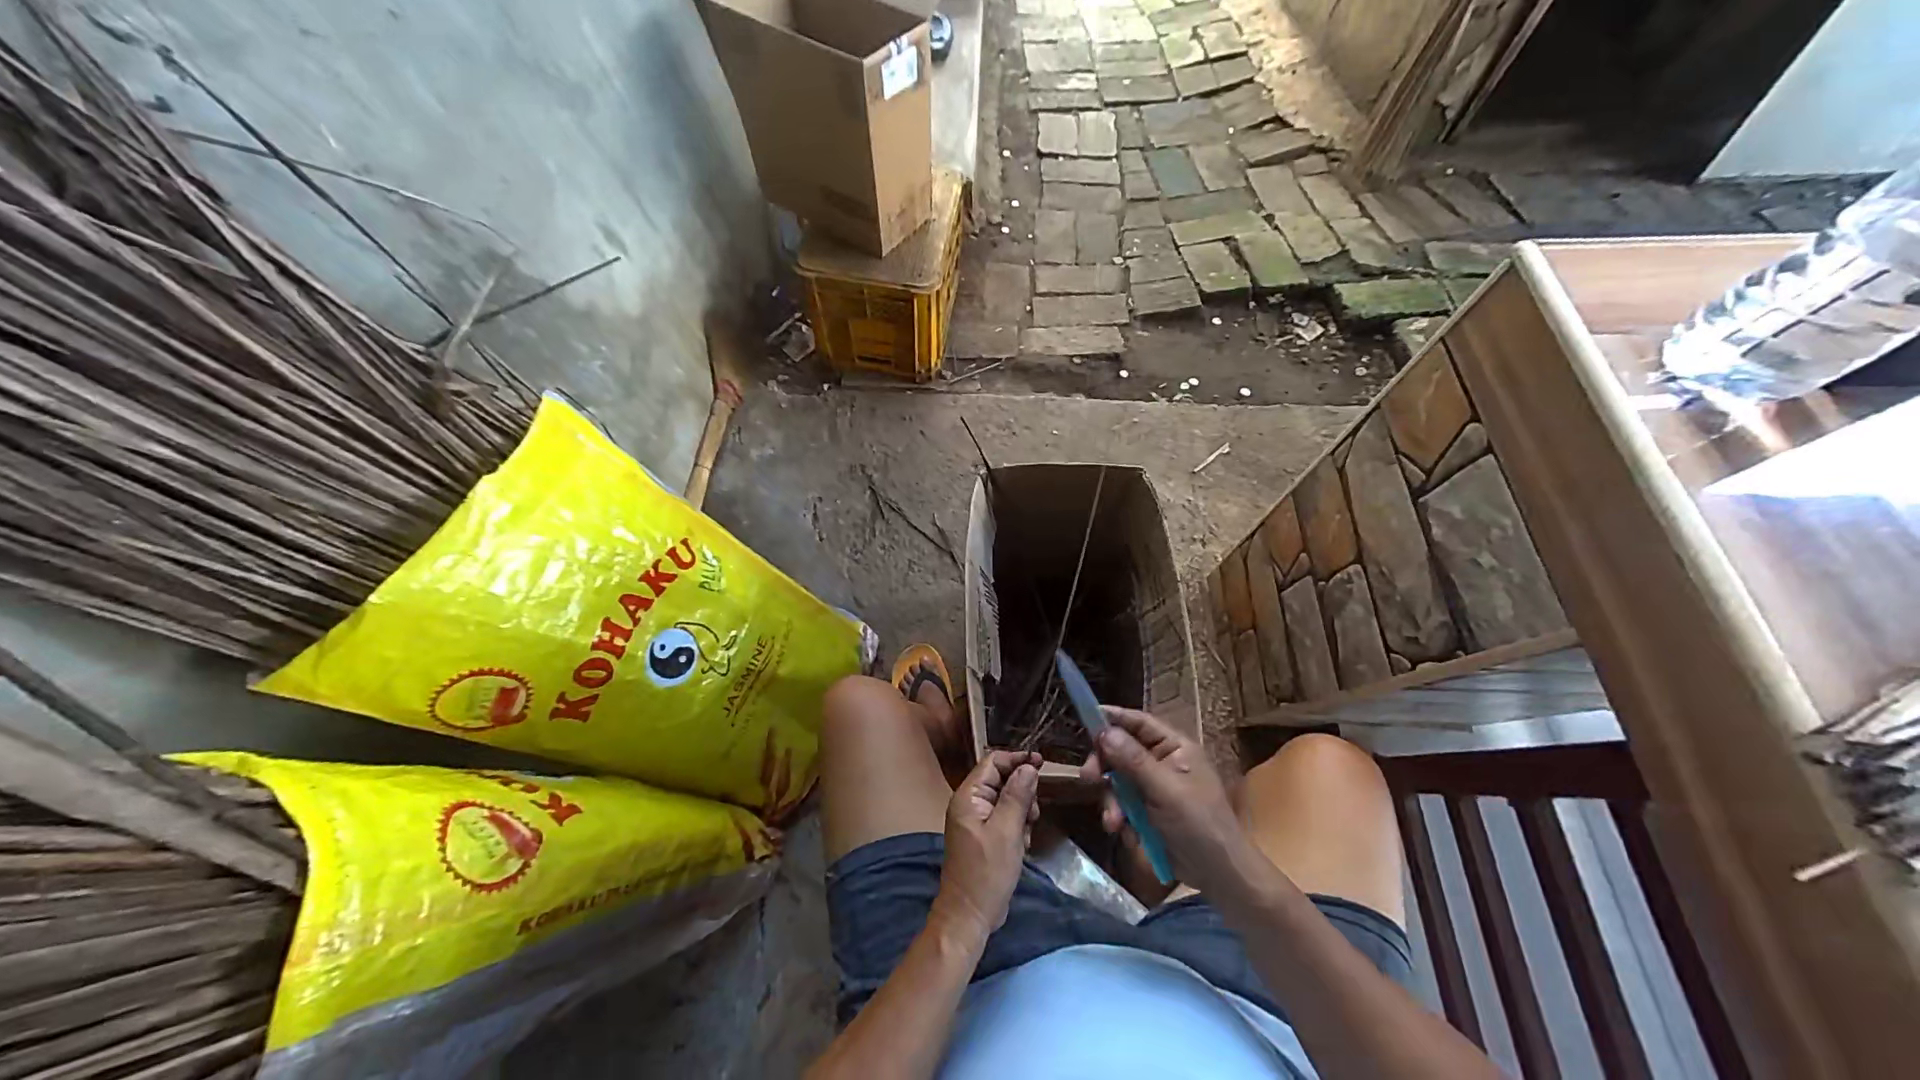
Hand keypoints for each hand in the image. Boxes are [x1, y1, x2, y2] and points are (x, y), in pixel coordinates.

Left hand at [933, 750, 1040, 940]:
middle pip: (1001, 780)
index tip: (1041, 763)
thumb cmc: (986, 872)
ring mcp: (976, 821)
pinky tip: (1022, 846)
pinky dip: (1018, 828)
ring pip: (1007, 801)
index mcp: (968, 797)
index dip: (1017, 759)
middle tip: (1034, 814)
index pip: (992, 762)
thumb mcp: (1007, 831)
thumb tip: (1028, 767)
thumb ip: (1017, 796)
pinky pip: (1006, 820)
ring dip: (1022, 813)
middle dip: (1022, 792)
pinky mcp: (985, 837)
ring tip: (1026, 835)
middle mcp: (970, 804)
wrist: (970, 915)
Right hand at [1080, 707, 1247, 893]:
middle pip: (1121, 751)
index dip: (1113, 718)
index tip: (1085, 718)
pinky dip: (1120, 818)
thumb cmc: (1199, 824)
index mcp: (1175, 748)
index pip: (1139, 722)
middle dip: (1104, 766)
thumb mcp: (1165, 790)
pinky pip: (1122, 805)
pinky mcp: (1147, 811)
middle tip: (1088, 778)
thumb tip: (1104, 732)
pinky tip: (1127, 834)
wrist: (1219, 875)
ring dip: (1112, 801)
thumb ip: (1133, 760)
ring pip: (1118, 781)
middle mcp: (1162, 762)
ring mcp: (1153, 788)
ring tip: (1114, 823)